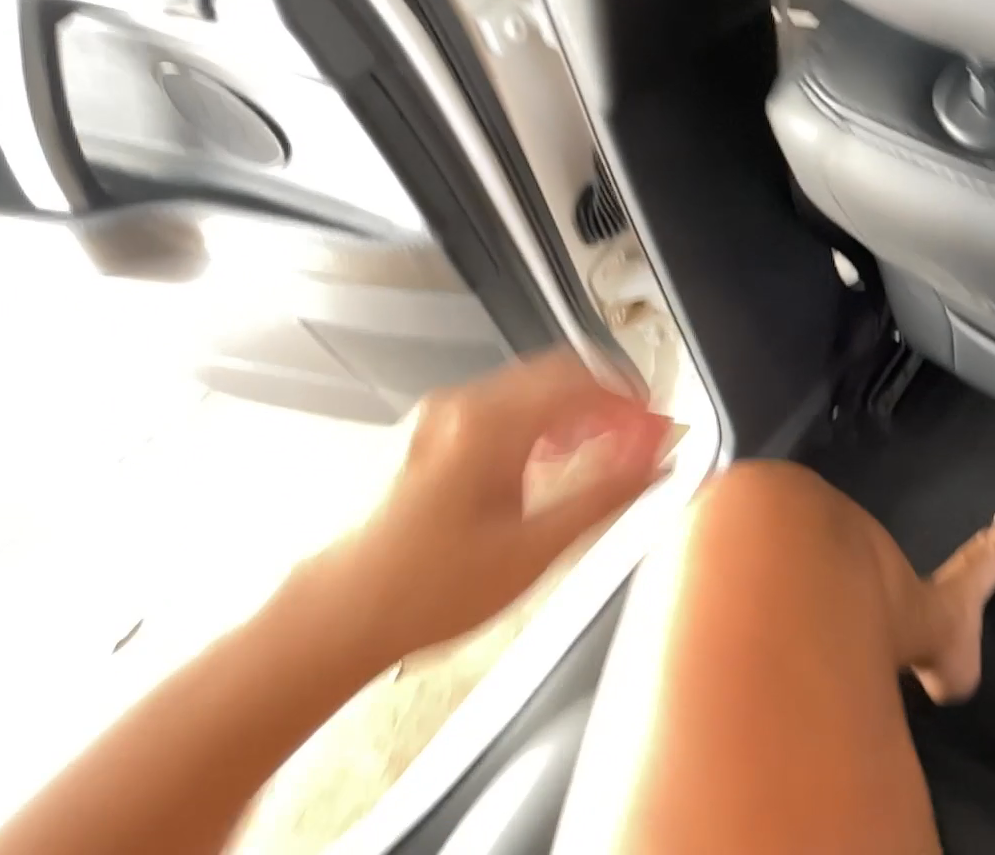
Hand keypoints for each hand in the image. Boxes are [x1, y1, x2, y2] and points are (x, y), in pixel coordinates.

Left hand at [311, 349, 673, 665]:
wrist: (336, 618)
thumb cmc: (422, 589)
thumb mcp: (535, 549)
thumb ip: (605, 497)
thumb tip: (657, 466)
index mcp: (488, 427)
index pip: (582, 381)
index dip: (632, 402)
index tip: (659, 429)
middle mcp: (461, 410)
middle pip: (560, 375)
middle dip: (611, 403)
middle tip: (643, 437)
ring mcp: (441, 421)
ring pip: (534, 390)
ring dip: (581, 414)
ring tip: (609, 451)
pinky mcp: (433, 439)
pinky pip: (507, 410)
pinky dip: (549, 425)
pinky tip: (560, 462)